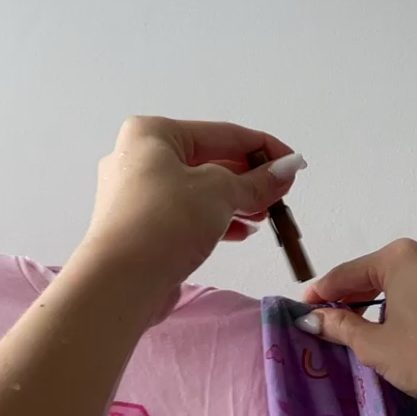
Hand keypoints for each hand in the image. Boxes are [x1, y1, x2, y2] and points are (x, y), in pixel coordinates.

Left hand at [74, 116, 303, 289]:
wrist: (121, 281)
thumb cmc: (166, 221)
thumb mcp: (220, 193)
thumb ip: (259, 181)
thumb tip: (289, 169)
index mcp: (153, 133)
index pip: (223, 134)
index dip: (265, 148)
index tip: (296, 164)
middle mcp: (140, 158)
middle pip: (210, 161)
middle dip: (250, 178)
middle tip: (282, 195)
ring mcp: (137, 195)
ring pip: (200, 191)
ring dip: (237, 202)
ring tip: (266, 216)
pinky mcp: (142, 227)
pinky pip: (188, 215)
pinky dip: (217, 220)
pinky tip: (243, 232)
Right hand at [298, 240, 416, 415]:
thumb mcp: (375, 345)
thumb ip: (340, 326)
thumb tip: (312, 318)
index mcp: (400, 257)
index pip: (348, 273)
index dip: (321, 292)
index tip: (300, 308)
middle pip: (376, 274)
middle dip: (350, 297)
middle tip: (326, 320)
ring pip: (402, 284)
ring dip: (378, 303)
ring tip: (359, 329)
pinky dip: (404, 307)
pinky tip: (397, 330)